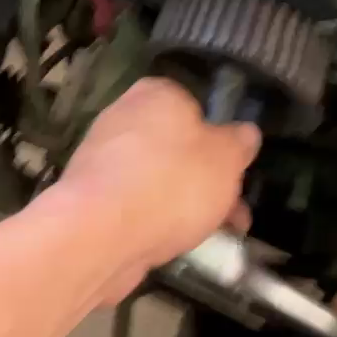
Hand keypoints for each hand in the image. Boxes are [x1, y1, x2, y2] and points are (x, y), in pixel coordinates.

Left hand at [53, 77, 260, 297]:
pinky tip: (173, 244)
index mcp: (157, 92)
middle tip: (233, 213)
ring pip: (158, 176)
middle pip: (177, 145)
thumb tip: (245, 132)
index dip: (218, 140)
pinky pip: (134, 201)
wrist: (101, 232)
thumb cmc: (172, 182)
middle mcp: (125, 113)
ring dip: (185, 203)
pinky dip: (154, 218)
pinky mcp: (91, 192)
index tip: (235, 172)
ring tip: (213, 239)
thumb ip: (239, 143)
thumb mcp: (225, 159)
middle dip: (206, 180)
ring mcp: (103, 153)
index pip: (195, 107)